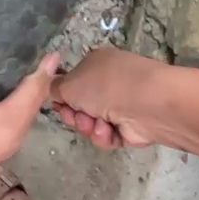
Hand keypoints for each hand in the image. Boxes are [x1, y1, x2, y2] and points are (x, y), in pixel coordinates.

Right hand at [50, 47, 166, 148]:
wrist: (146, 103)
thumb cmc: (105, 86)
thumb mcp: (69, 84)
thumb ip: (54, 88)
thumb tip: (52, 89)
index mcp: (95, 64)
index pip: (72, 82)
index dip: (62, 97)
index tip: (58, 105)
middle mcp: (108, 82)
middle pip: (79, 106)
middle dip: (74, 115)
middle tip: (77, 116)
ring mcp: (120, 105)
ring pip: (91, 123)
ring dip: (89, 126)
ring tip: (97, 123)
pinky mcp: (129, 126)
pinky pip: (106, 135)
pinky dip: (104, 135)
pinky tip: (109, 130)